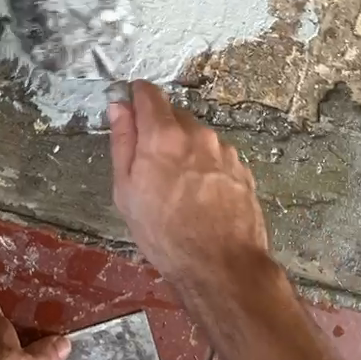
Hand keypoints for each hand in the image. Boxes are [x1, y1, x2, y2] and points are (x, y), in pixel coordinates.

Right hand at [108, 81, 272, 294]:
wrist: (221, 266)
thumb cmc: (165, 233)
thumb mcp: (126, 190)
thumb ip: (122, 142)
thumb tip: (118, 108)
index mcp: (163, 135)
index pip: (148, 93)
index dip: (135, 97)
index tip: (128, 110)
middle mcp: (197, 133)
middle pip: (172, 115)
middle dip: (158, 131)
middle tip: (149, 166)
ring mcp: (224, 150)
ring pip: (195, 137)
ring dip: (183, 150)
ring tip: (177, 188)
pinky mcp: (241, 169)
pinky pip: (215, 156)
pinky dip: (204, 167)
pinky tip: (199, 197)